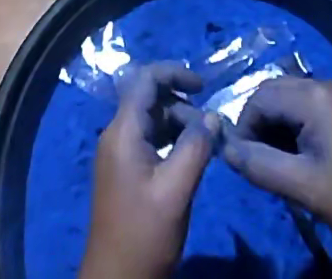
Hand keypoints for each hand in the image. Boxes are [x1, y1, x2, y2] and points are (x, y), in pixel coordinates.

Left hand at [80, 63, 220, 278]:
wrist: (116, 278)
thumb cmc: (145, 232)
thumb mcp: (176, 190)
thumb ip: (195, 148)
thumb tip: (214, 115)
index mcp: (123, 130)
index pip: (144, 80)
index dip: (173, 73)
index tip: (204, 85)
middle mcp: (117, 133)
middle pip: (148, 98)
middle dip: (182, 103)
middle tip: (212, 128)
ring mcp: (119, 152)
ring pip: (151, 119)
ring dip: (179, 122)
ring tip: (208, 144)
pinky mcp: (125, 169)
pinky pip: (149, 138)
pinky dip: (172, 139)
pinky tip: (192, 156)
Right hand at [221, 77, 331, 264]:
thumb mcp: (304, 187)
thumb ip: (259, 165)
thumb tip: (224, 149)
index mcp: (314, 96)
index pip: (259, 97)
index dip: (243, 127)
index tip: (244, 161)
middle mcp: (324, 86)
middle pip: (272, 93)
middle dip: (258, 124)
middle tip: (258, 162)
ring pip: (288, 101)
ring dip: (275, 128)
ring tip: (277, 165)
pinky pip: (306, 110)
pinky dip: (293, 129)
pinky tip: (298, 160)